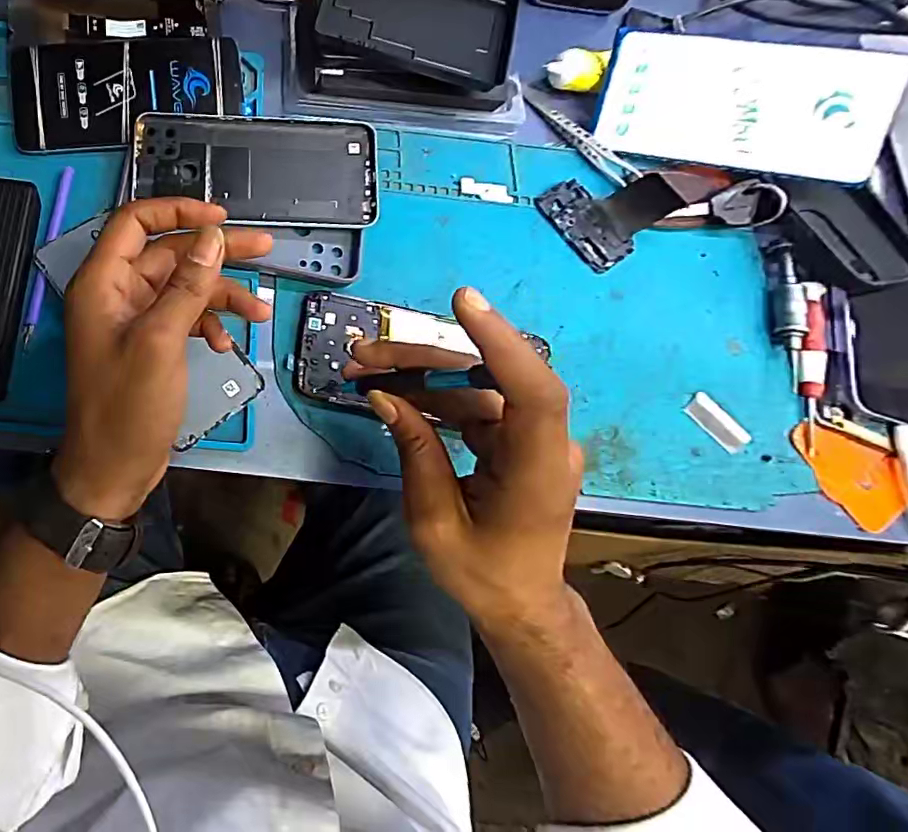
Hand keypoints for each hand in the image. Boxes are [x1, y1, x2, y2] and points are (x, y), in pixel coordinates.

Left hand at [56, 199, 273, 519]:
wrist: (112, 470)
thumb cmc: (124, 411)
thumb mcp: (160, 341)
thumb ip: (187, 286)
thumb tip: (211, 238)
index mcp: (102, 284)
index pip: (135, 222)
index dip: (177, 210)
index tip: (218, 217)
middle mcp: (115, 294)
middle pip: (170, 253)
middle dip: (216, 253)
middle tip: (262, 248)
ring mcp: (134, 319)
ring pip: (184, 286)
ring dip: (221, 294)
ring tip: (257, 310)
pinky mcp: (151, 341)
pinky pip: (184, 315)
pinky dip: (208, 322)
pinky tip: (224, 340)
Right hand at [346, 286, 583, 630]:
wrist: (519, 605)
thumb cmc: (482, 574)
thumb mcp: (434, 521)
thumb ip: (416, 453)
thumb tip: (385, 397)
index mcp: (538, 468)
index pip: (534, 390)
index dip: (500, 341)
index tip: (464, 302)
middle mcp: (543, 441)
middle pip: (485, 378)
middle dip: (421, 359)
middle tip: (364, 354)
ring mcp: (528, 437)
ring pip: (472, 386)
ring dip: (418, 375)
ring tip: (365, 370)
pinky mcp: (512, 438)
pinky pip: (470, 403)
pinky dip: (430, 395)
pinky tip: (393, 392)